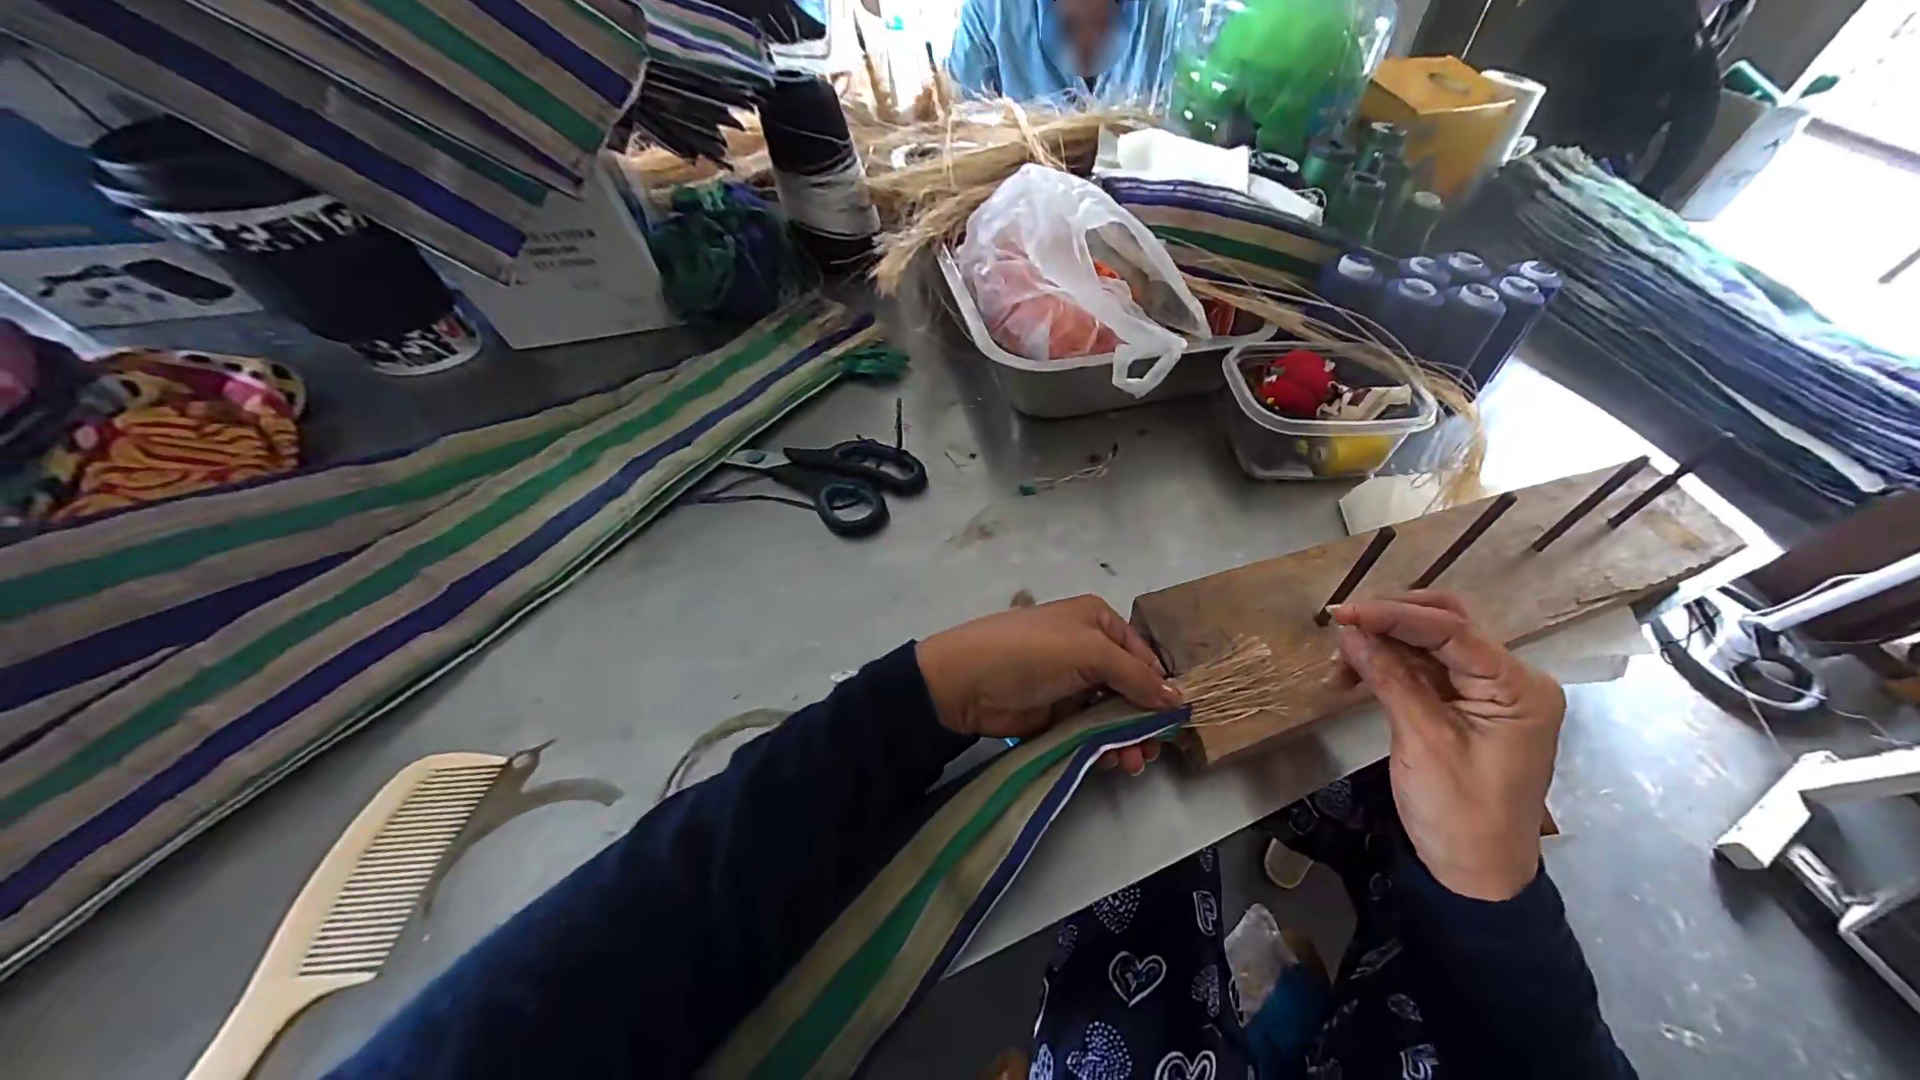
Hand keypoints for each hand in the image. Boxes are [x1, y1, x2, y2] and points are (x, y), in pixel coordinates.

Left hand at [915, 595, 1183, 773]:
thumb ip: (1136, 677)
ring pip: (1112, 712)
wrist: (965, 683)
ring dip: (1127, 737)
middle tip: (1155, 747)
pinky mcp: (1055, 713)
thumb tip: (1177, 699)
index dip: (1160, 685)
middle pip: (1130, 686)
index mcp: (1096, 620)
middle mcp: (1086, 648)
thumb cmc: (1032, 653)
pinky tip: (1113, 761)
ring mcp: (1070, 682)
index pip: (1142, 653)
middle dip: (1145, 717)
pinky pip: (1089, 730)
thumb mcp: (1090, 653)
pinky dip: (1104, 745)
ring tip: (1133, 761)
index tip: (1177, 719)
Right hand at [1330, 591, 1565, 900]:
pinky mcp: (1463, 704)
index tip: (1343, 613)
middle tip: (1343, 625)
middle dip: (1392, 619)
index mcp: (1518, 689)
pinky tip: (1357, 672)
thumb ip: (1389, 678)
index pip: (1451, 631)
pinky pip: (1423, 667)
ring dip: (1384, 641)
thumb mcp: (1422, 741)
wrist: (1476, 871)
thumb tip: (1351, 631)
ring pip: (1430, 642)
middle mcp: (1509, 680)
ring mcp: (1487, 692)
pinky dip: (1388, 663)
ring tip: (1343, 659)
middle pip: (1448, 624)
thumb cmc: (1459, 813)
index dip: (1393, 615)